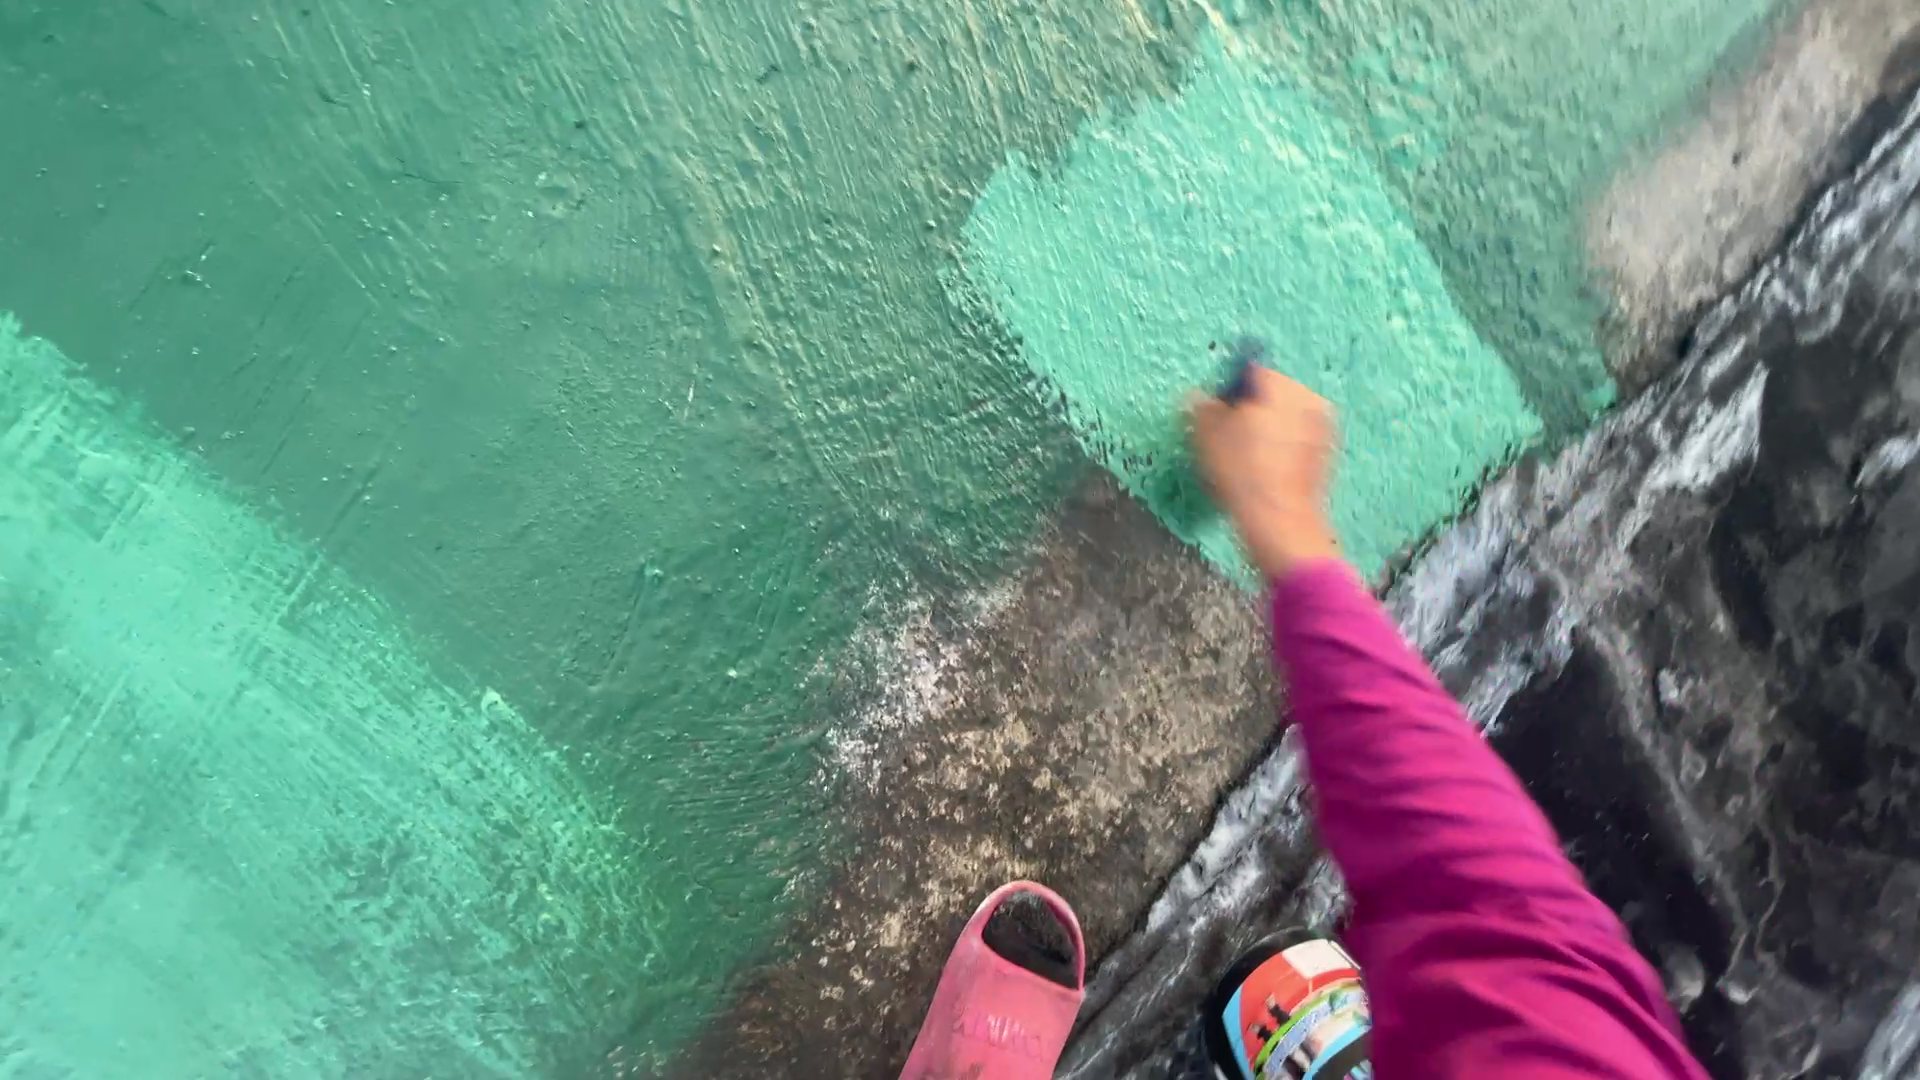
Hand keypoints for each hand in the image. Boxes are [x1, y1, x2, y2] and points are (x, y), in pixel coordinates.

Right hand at [1189, 365, 1341, 580]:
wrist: (1278, 518)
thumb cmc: (1241, 471)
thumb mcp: (1206, 436)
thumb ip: (1201, 407)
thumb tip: (1198, 397)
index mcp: (1281, 387)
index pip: (1251, 371)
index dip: (1229, 391)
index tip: (1216, 413)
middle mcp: (1308, 398)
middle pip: (1272, 393)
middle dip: (1251, 409)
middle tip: (1228, 437)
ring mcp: (1323, 426)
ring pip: (1285, 417)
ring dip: (1267, 428)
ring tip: (1245, 456)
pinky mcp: (1326, 453)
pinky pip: (1297, 438)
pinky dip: (1281, 447)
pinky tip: (1263, 469)